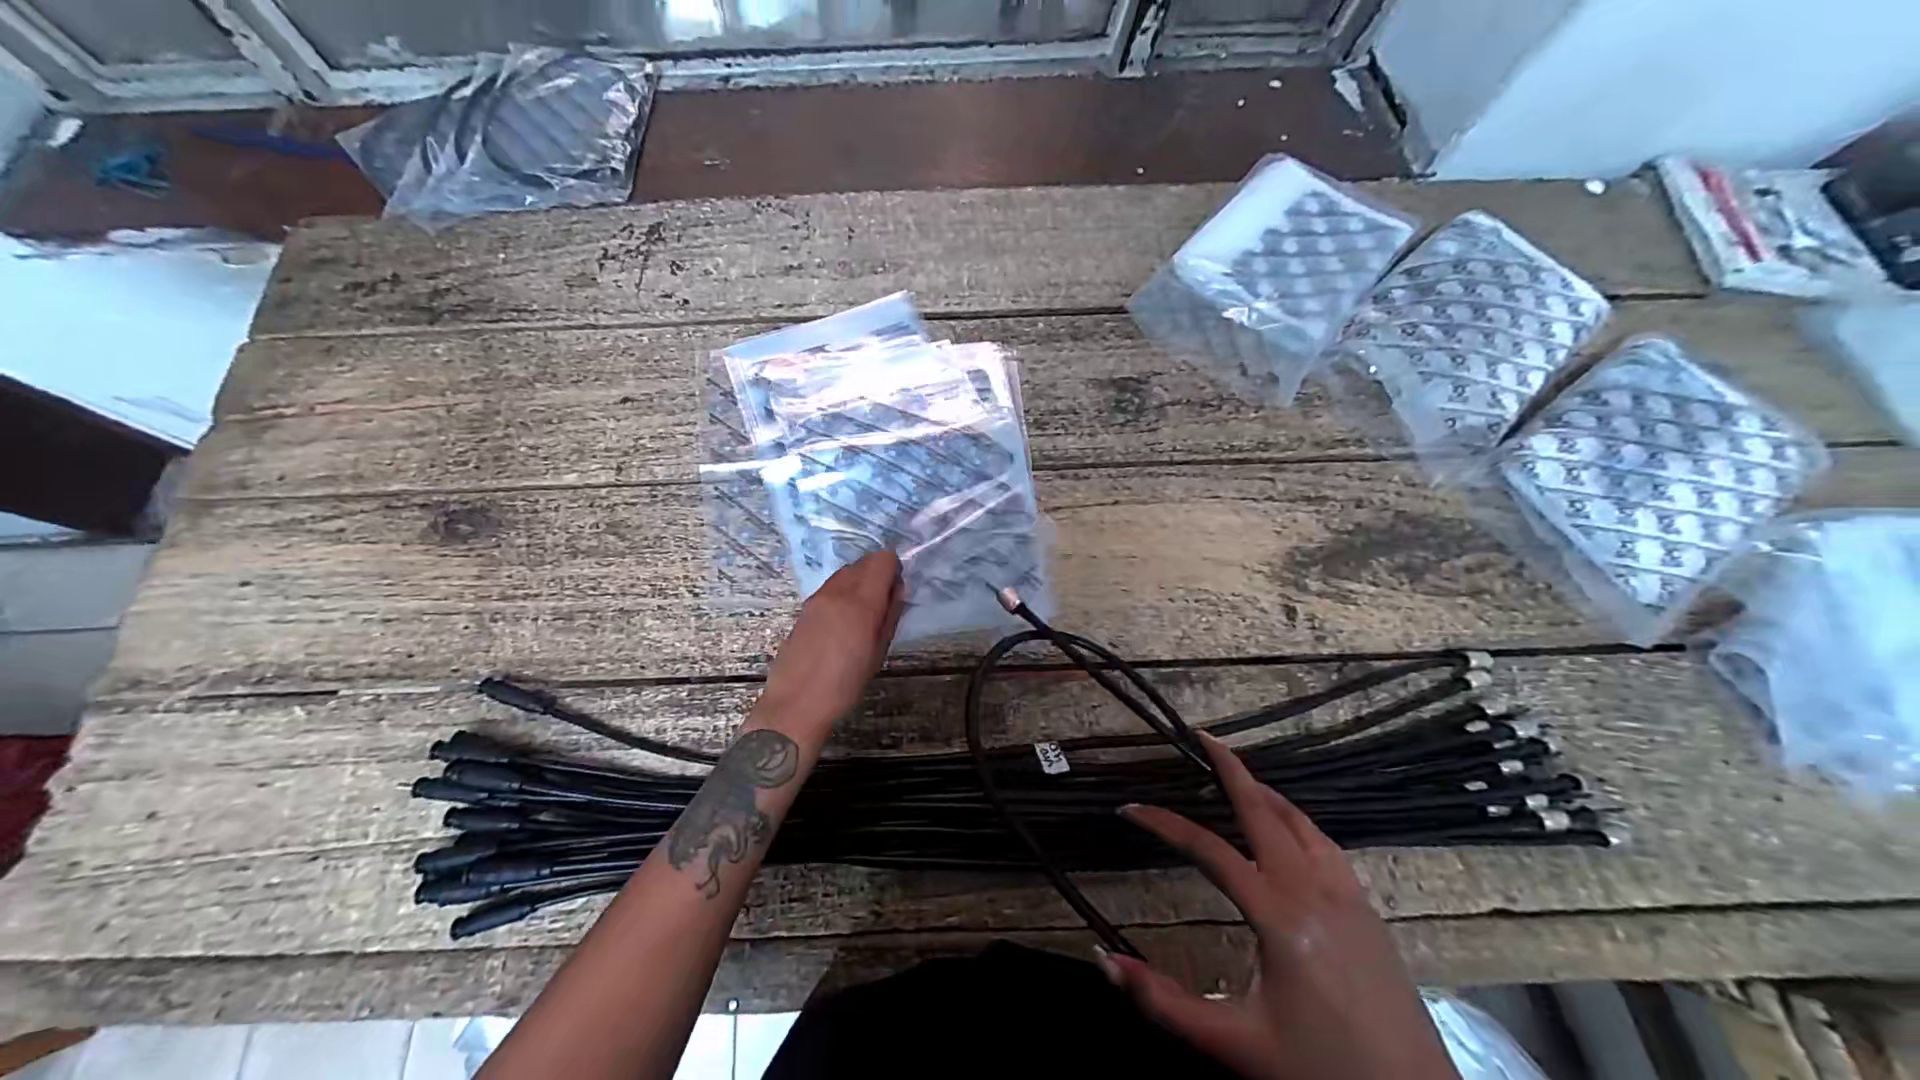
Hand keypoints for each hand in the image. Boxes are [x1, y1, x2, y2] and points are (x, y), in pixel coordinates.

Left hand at [756, 551, 904, 736]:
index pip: (882, 560)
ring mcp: (817, 597)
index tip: (896, 589)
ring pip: (845, 572)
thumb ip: (890, 614)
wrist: (797, 703)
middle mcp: (837, 591)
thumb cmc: (845, 684)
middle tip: (884, 600)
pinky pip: (831, 587)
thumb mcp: (879, 651)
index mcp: (861, 602)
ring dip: (859, 581)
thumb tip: (897, 590)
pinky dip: (843, 591)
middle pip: (863, 562)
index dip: (894, 569)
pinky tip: (843, 620)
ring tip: (863, 612)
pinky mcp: (804, 607)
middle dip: (877, 573)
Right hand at [1104, 733, 1457, 1079]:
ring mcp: (1348, 897)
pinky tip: (1288, 831)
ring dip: (1266, 792)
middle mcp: (1314, 891)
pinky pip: (1325, 846)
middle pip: (1265, 812)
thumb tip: (1104, 961)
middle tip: (1204, 738)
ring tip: (1238, 777)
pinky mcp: (1368, 912)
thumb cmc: (1321, 1072)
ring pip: (1301, 823)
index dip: (1164, 825)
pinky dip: (1297, 821)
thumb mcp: (1234, 1044)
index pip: (1209, 851)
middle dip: (1232, 769)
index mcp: (1278, 916)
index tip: (1129, 808)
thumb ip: (1164, 1003)